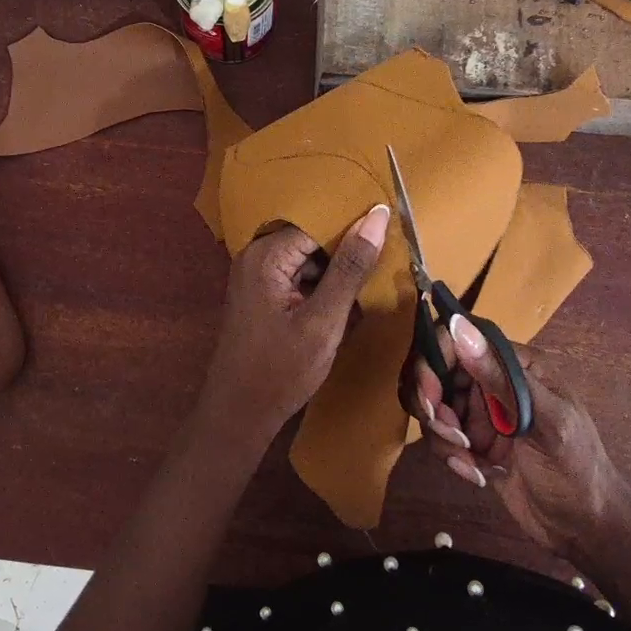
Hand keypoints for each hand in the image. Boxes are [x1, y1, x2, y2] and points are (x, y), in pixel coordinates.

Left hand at [198, 205, 389, 441]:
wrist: (238, 415)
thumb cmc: (280, 370)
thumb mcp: (324, 320)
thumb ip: (351, 267)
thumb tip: (377, 215)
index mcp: (266, 254)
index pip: (318, 221)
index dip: (354, 224)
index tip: (391, 228)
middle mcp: (256, 255)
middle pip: (312, 236)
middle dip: (347, 246)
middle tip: (389, 254)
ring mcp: (257, 274)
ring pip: (308, 256)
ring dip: (339, 267)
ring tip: (377, 274)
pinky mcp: (263, 293)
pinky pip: (300, 274)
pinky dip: (324, 284)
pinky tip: (350, 297)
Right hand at [400, 317, 626, 557]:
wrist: (585, 529)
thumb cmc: (578, 468)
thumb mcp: (547, 422)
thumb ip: (502, 376)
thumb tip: (459, 326)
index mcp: (516, 364)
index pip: (460, 338)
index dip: (435, 360)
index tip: (431, 397)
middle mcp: (493, 381)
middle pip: (437, 370)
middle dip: (433, 404)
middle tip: (452, 435)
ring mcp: (481, 412)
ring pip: (433, 405)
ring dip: (441, 434)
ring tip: (470, 460)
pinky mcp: (472, 442)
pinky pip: (440, 436)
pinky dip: (449, 455)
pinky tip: (478, 474)